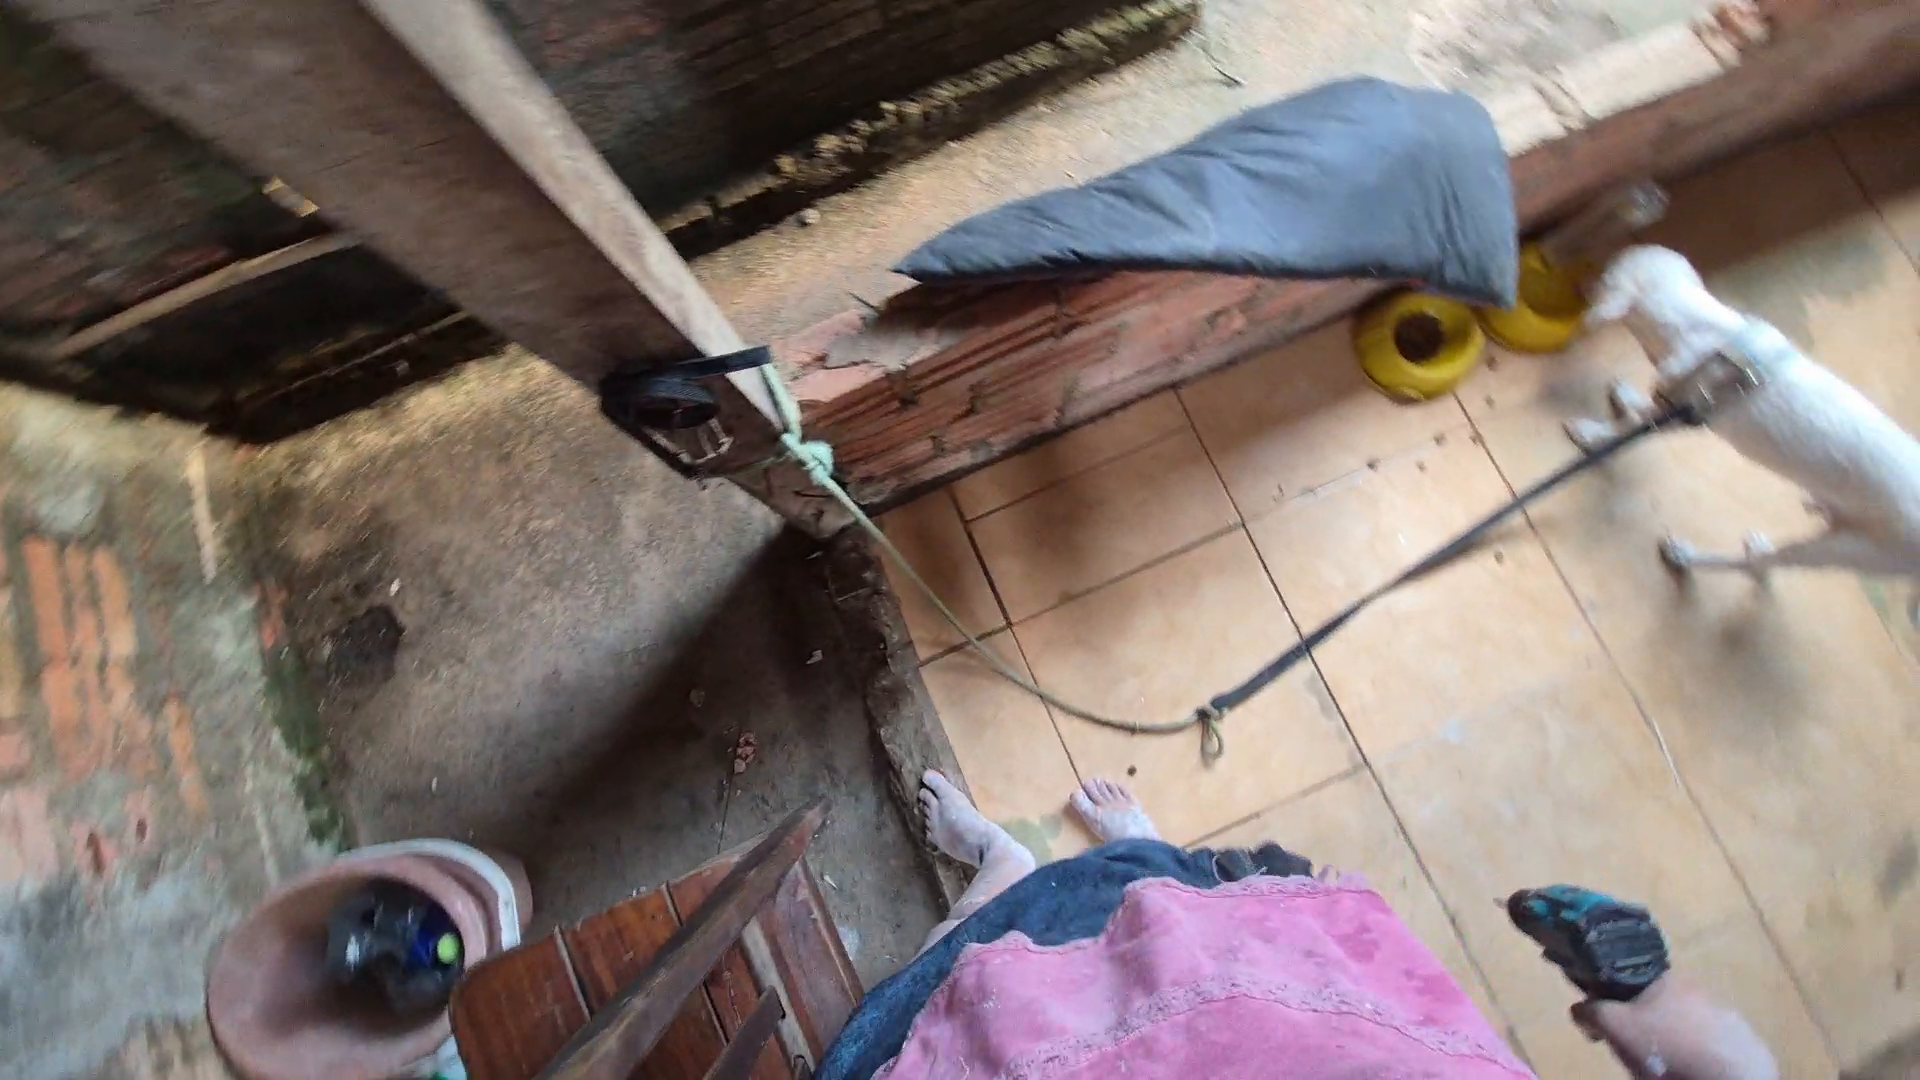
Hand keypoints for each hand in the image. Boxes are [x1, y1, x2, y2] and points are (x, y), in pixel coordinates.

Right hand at [1572, 974, 1777, 1079]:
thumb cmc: (1666, 1048)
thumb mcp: (1611, 1025)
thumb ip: (1588, 1009)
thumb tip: (1579, 1008)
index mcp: (1669, 977)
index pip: (1631, 974)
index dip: (1615, 994)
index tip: (1609, 1013)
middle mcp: (1703, 991)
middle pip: (1660, 1000)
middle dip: (1644, 1018)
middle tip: (1635, 1042)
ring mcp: (1734, 1021)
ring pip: (1689, 1023)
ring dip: (1675, 1036)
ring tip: (1666, 1061)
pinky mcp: (1753, 1049)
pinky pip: (1716, 1045)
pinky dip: (1702, 1054)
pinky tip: (1694, 1069)